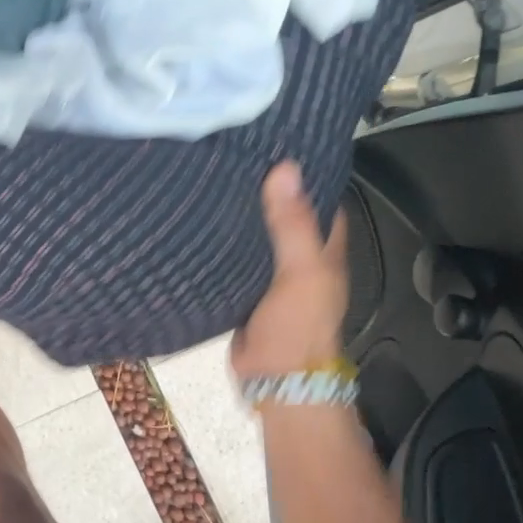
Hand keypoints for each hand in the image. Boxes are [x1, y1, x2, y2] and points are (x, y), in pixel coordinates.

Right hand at [230, 161, 349, 379]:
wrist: (273, 380)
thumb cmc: (297, 325)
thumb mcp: (300, 270)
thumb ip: (292, 223)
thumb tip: (285, 167)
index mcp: (325, 250)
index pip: (320, 198)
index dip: (304, 172)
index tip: (275, 143)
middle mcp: (301, 257)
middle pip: (285, 213)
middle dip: (265, 188)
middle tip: (230, 154)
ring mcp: (272, 274)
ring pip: (257, 233)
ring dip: (239, 212)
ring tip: (209, 177)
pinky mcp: (244, 287)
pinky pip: (233, 254)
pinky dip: (220, 238)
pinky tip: (197, 220)